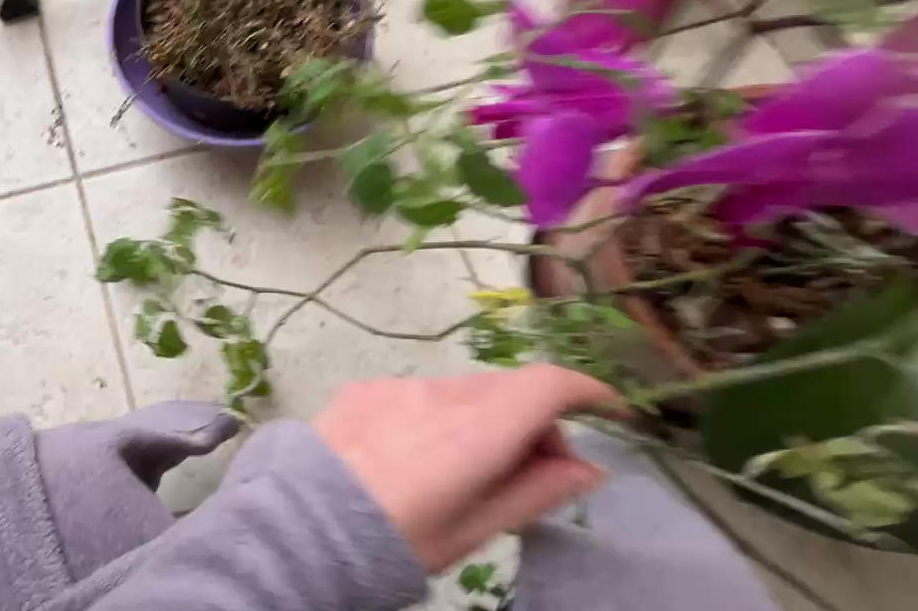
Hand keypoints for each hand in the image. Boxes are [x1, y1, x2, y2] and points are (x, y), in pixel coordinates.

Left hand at [312, 365, 621, 571]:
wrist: (308, 514)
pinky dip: (438, 414)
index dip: (584, 390)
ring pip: (460, 390)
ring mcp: (394, 385)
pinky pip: (417, 393)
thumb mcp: (478, 527)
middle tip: (534, 471)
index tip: (609, 410)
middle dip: (533, 420)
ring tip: (468, 470)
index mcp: (474, 429)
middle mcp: (436, 394)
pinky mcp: (363, 387)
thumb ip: (536, 490)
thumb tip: (587, 466)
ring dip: (483, 417)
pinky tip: (417, 455)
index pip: (544, 384)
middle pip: (504, 388)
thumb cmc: (401, 533)